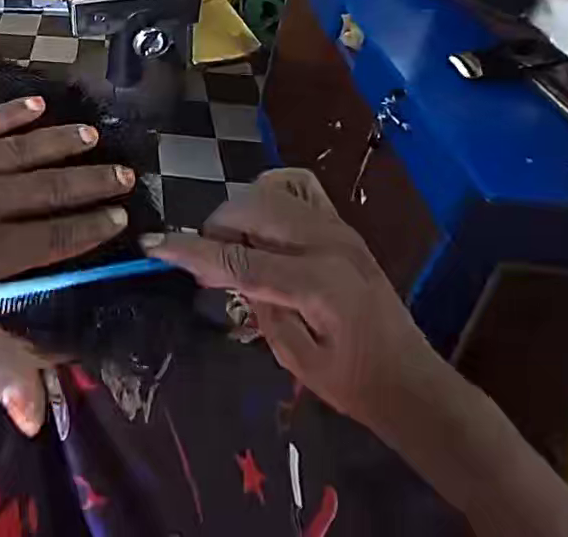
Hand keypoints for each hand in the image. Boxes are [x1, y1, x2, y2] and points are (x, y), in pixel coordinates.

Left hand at [0, 96, 134, 433]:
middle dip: (88, 182)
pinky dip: (6, 115)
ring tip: (92, 135)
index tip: (122, 215)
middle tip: (125, 172)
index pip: (49, 238)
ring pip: (16, 151)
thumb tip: (43, 409)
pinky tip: (33, 105)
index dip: (89, 228)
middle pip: (43, 189)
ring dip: (58, 144)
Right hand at [143, 168, 448, 428]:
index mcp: (318, 283)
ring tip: (237, 247)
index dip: (190, 250)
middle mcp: (327, 243)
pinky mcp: (341, 223)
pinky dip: (268, 193)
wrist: (413, 381)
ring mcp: (337, 227)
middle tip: (209, 264)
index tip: (154, 244)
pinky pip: (295, 185)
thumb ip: (254, 302)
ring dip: (237, 214)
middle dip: (215, 231)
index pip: (237, 258)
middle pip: (247, 209)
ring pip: (264, 190)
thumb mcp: (294, 355)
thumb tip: (213, 266)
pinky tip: (262, 222)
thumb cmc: (352, 382)